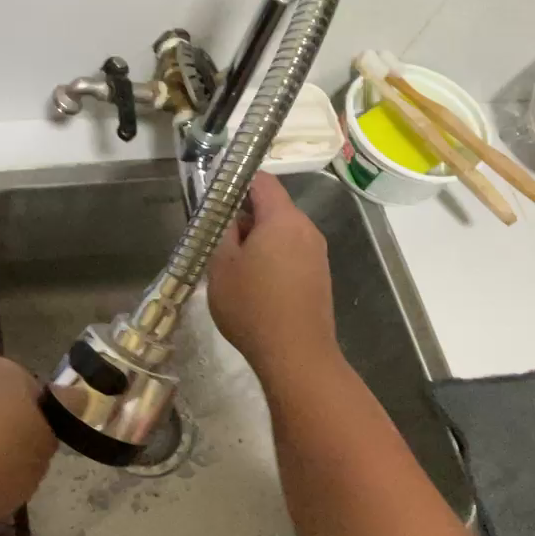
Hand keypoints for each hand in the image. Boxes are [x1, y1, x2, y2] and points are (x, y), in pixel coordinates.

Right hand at [207, 172, 341, 382]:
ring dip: (257, 241)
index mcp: (282, 219)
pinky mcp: (319, 276)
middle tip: (215, 240)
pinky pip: (291, 254)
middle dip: (243, 217)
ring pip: (281, 233)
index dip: (236, 182)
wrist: (296, 354)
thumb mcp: (221, 266)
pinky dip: (271, 259)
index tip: (214, 198)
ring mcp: (317, 254)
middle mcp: (306, 229)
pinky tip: (254, 286)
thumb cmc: (251, 306)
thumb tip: (226, 213)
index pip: (262, 181)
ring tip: (232, 268)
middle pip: (273, 208)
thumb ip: (221, 231)